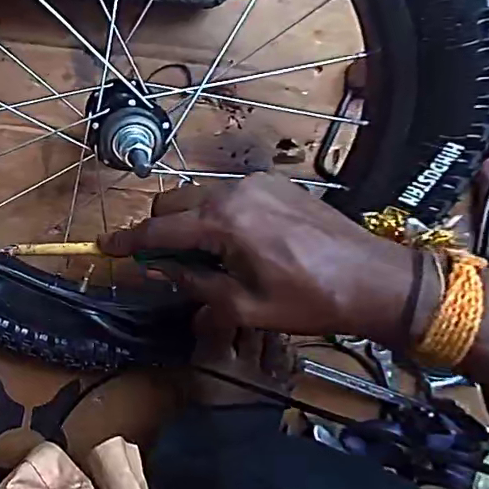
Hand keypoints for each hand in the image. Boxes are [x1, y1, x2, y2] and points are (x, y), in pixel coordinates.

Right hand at [98, 173, 417, 339]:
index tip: (104, 247)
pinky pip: (224, 194)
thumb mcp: (247, 306)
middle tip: (166, 263)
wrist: (384, 281)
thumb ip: (193, 282)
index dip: (129, 242)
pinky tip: (234, 242)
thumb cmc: (316, 300)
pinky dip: (213, 214)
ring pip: (195, 196)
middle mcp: (233, 192)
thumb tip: (158, 268)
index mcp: (225, 222)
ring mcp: (254, 183)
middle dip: (158, 231)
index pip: (159, 230)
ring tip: (206, 256)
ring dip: (186, 223)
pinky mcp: (272, 183)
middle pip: (170, 204)